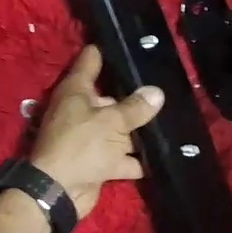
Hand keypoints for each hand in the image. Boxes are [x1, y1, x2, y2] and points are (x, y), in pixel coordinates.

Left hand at [28, 46, 164, 218]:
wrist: (60, 191)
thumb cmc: (81, 145)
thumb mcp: (112, 122)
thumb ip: (135, 108)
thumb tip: (156, 92)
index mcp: (77, 91)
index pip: (91, 61)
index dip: (106, 50)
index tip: (126, 41)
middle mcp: (81, 110)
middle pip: (110, 97)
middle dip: (134, 95)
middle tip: (165, 85)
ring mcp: (88, 137)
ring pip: (118, 128)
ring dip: (138, 130)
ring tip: (171, 118)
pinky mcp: (96, 161)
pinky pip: (121, 156)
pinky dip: (136, 159)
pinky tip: (162, 155)